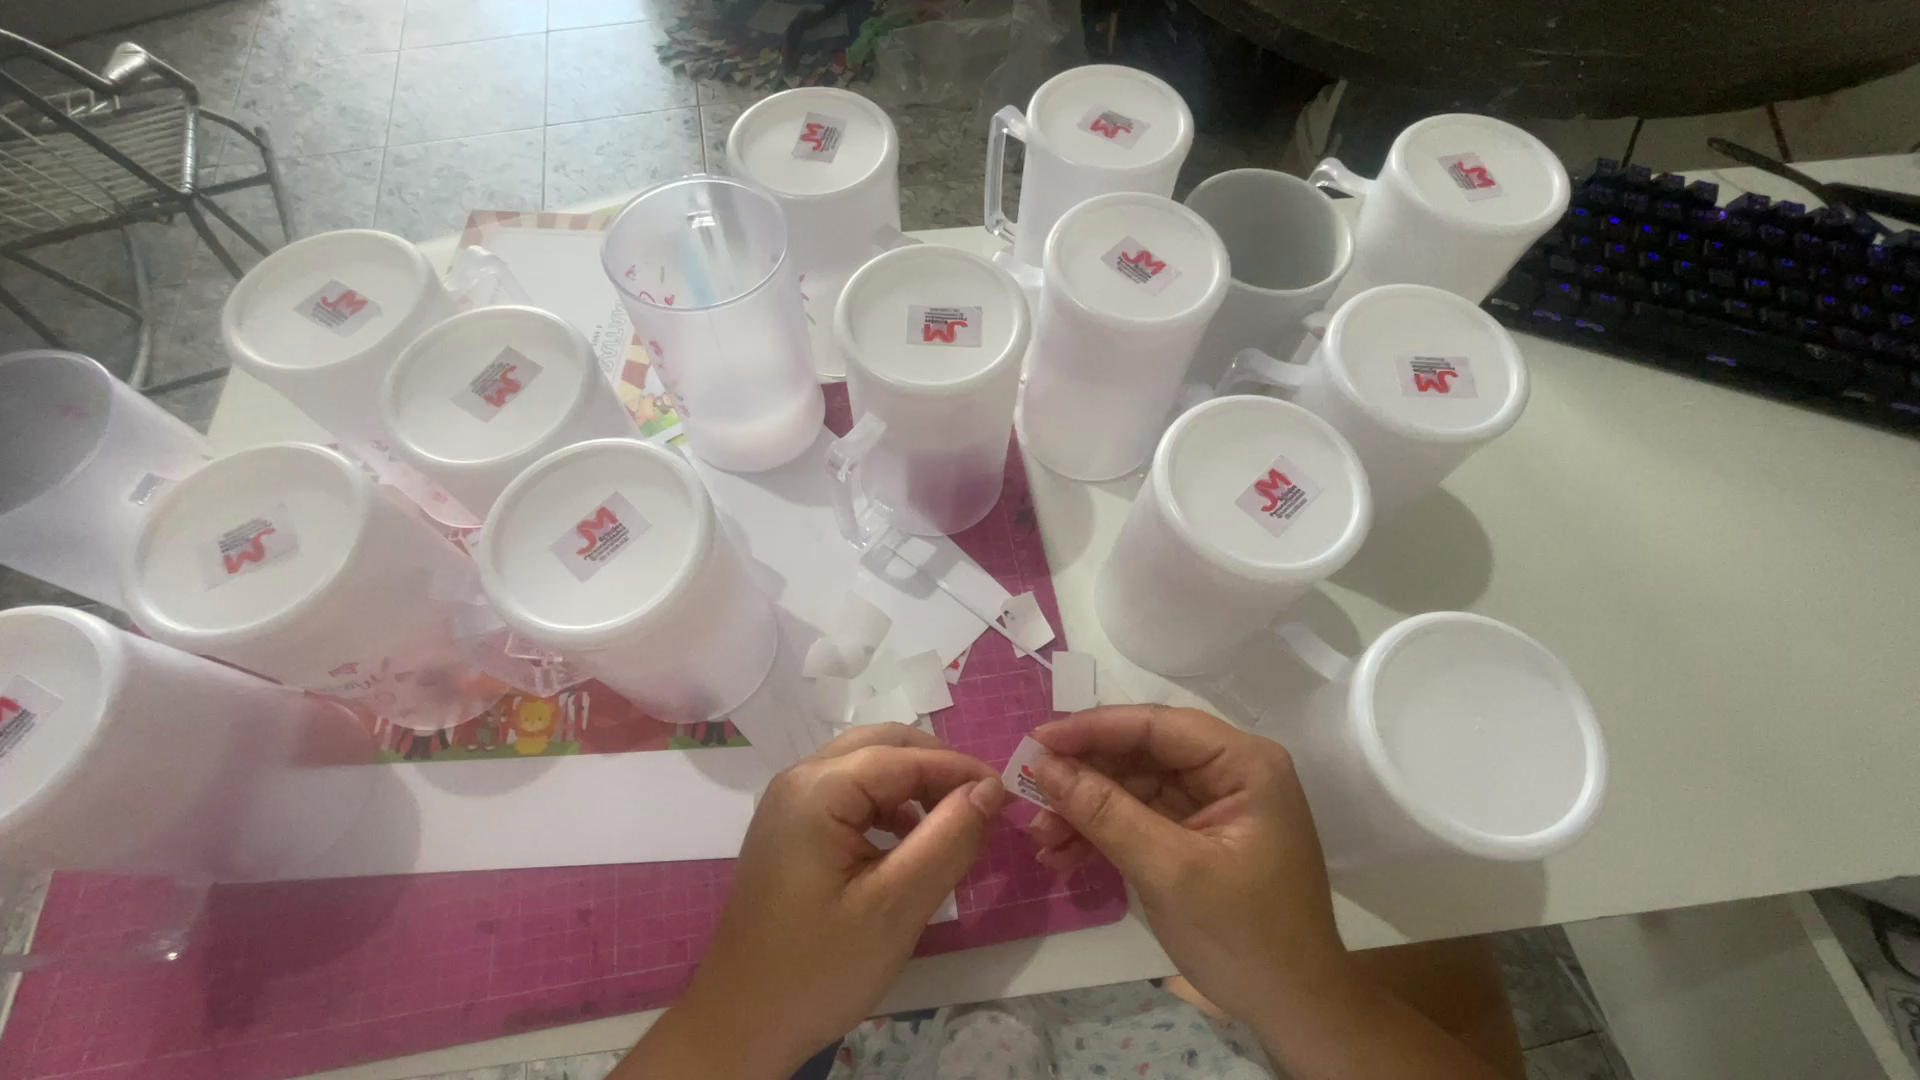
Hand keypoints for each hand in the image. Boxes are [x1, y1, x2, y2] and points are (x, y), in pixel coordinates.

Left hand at [622, 724, 1010, 1078]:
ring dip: (914, 785)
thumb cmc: (818, 968)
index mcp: (817, 788)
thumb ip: (948, 839)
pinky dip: (889, 805)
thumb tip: (989, 789)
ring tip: (953, 825)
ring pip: (867, 767)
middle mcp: (799, 779)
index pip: (904, 757)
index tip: (1007, 795)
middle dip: (936, 768)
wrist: (739, 1027)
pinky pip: (850, 794)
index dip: (959, 769)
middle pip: (883, 746)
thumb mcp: (896, 906)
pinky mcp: (792, 828)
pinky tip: (909, 842)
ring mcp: (791, 803)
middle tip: (981, 806)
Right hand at [1023, 706, 1350, 1023]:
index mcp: (1242, 763)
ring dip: (1085, 808)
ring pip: (1132, 784)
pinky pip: (1138, 816)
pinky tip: (1062, 854)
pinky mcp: (1194, 832)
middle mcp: (1228, 770)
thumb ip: (1106, 812)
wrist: (1294, 1011)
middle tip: (1029, 791)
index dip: (1092, 728)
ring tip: (1041, 837)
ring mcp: (1210, 801)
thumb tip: (1044, 765)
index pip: (1156, 725)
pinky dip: (1101, 832)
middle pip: (1140, 752)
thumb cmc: (1245, 937)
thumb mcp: (1170, 871)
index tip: (1037, 740)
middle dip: (1084, 775)